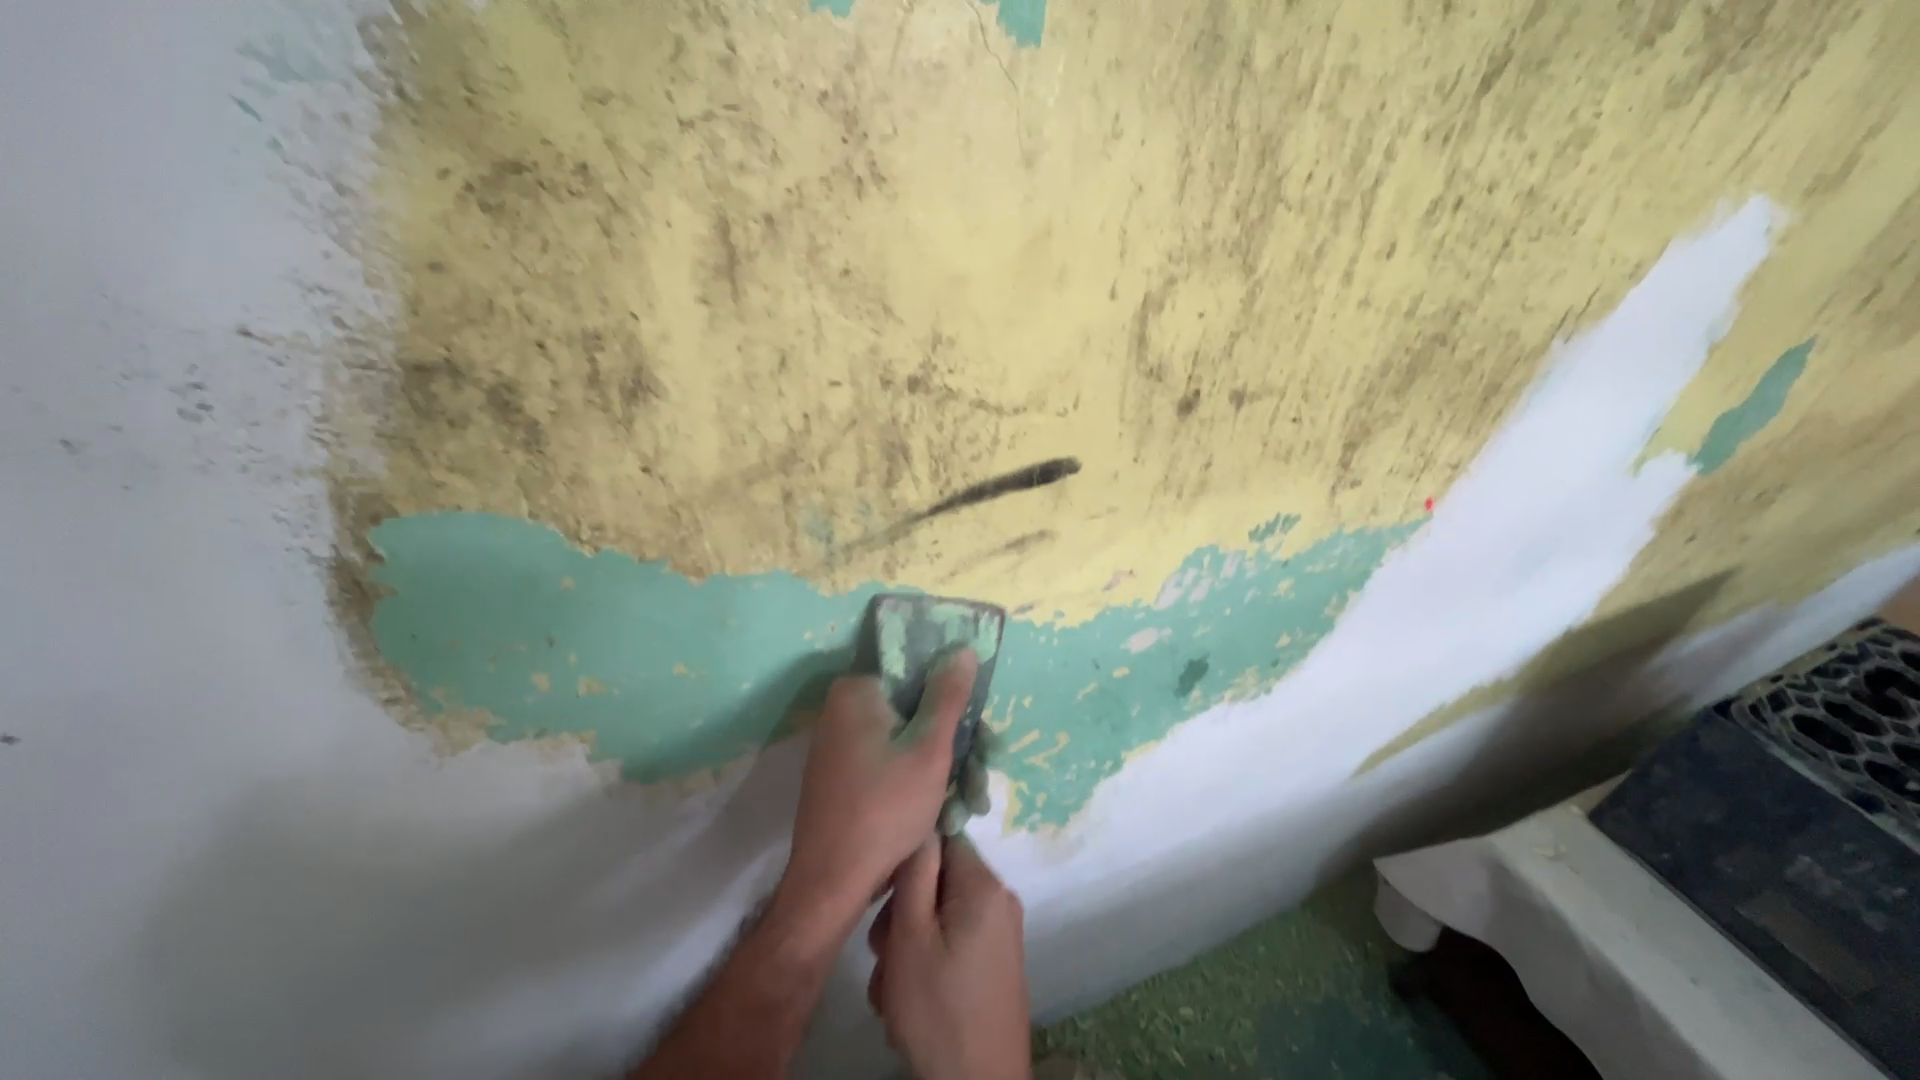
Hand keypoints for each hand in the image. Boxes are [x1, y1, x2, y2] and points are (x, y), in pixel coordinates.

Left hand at [776, 649, 979, 930]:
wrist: (833, 881)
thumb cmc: (885, 808)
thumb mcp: (929, 749)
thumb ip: (949, 695)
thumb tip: (963, 648)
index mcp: (858, 692)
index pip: (919, 676)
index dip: (957, 704)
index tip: (983, 736)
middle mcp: (845, 711)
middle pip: (918, 713)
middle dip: (959, 747)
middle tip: (982, 781)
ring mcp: (844, 746)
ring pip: (911, 744)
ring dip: (947, 771)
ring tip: (973, 806)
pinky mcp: (848, 777)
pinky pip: (894, 766)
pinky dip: (923, 784)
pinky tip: (950, 813)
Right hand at [868, 837, 1030, 1079]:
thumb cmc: (938, 1009)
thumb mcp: (911, 935)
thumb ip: (914, 873)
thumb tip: (921, 825)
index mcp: (984, 885)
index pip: (941, 841)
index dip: (907, 864)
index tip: (885, 897)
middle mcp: (999, 900)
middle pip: (936, 884)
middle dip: (901, 916)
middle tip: (885, 956)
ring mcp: (1000, 934)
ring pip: (937, 919)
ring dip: (907, 948)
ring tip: (894, 989)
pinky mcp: (995, 964)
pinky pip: (951, 945)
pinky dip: (926, 966)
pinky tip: (910, 1001)